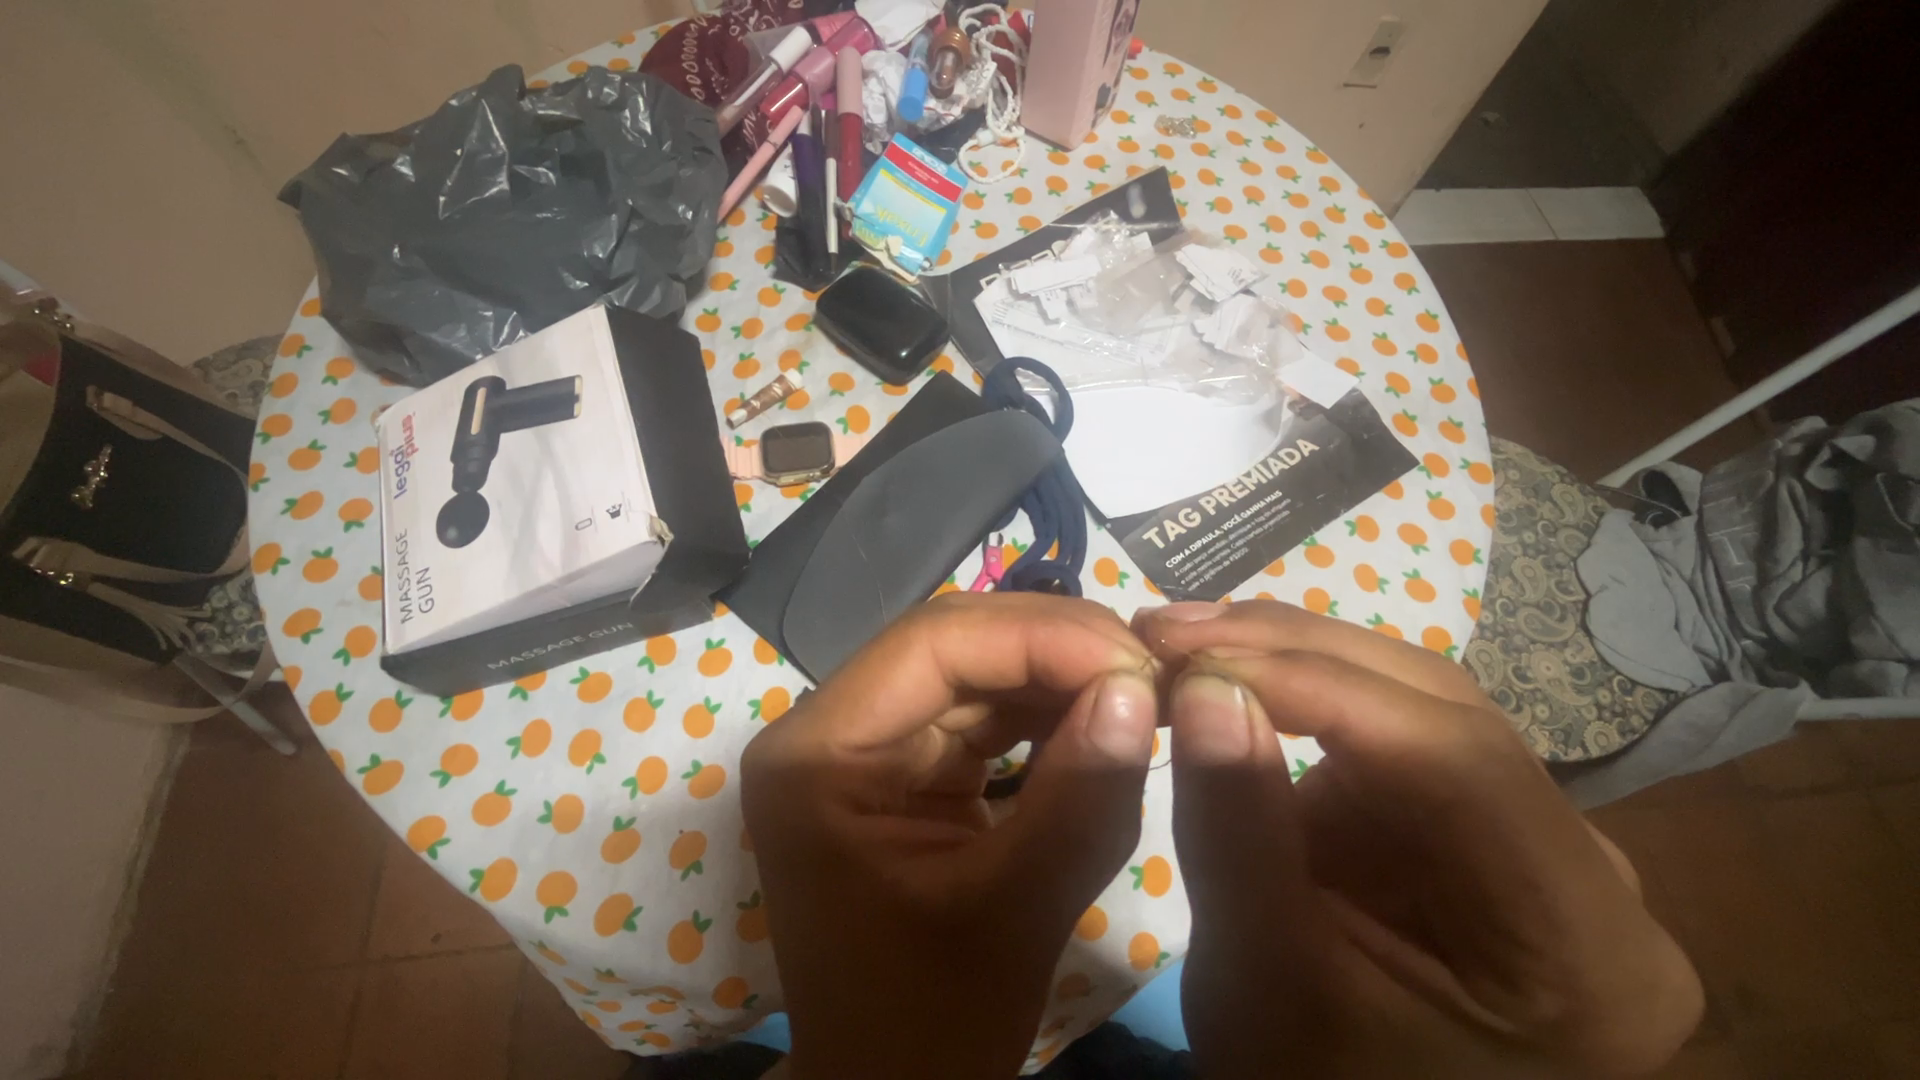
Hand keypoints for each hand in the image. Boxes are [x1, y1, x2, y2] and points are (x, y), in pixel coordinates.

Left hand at [742, 593, 1159, 1079]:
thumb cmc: (929, 1024)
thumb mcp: (1011, 917)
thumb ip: (1079, 801)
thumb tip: (1140, 690)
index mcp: (818, 755)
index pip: (930, 645)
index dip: (1038, 636)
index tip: (1136, 661)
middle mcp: (831, 729)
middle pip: (951, 643)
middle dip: (1056, 645)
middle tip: (1150, 668)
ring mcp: (868, 741)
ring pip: (974, 665)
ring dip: (1059, 668)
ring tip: (1141, 685)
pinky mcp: (907, 761)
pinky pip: (983, 708)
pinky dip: (1047, 704)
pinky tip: (1104, 710)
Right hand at [1134, 600, 1701, 1079]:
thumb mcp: (1260, 976)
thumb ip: (1235, 827)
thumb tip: (1201, 680)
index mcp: (1585, 946)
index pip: (1458, 761)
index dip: (1317, 687)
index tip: (1188, 657)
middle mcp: (1585, 870)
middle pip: (1438, 713)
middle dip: (1292, 655)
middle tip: (1168, 628)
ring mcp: (1519, 838)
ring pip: (1404, 705)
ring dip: (1284, 662)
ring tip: (1179, 644)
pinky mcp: (1454, 825)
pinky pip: (1375, 735)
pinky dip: (1290, 700)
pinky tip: (1224, 679)